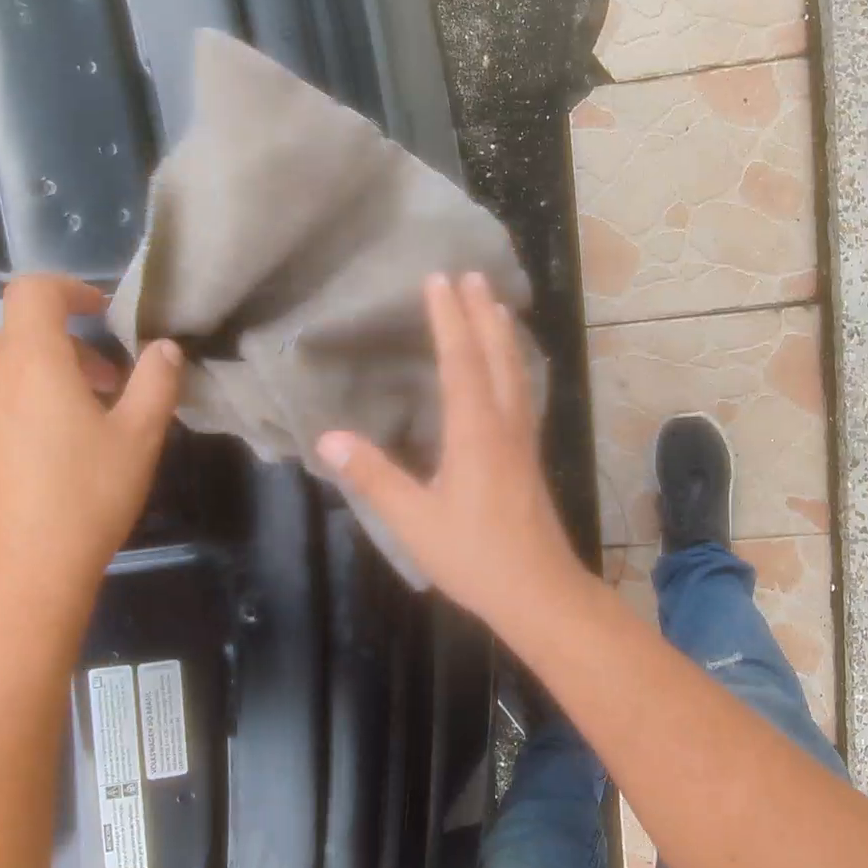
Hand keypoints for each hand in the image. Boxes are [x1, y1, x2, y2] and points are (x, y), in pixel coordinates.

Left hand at [0, 276, 182, 607]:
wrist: (12, 581)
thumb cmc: (84, 499)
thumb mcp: (139, 440)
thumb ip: (155, 383)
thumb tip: (164, 348)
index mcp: (30, 361)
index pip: (34, 291)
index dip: (69, 289)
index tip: (100, 311)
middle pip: (18, 339)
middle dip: (65, 350)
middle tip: (104, 389)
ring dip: (34, 388)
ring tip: (68, 435)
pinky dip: (4, 424)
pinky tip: (28, 473)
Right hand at [316, 273, 585, 633]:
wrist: (539, 592)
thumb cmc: (475, 556)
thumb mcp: (414, 521)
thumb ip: (374, 478)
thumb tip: (328, 439)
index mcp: (475, 432)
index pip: (460, 361)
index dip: (448, 319)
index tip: (438, 279)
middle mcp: (505, 426)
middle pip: (497, 357)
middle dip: (483, 313)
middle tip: (473, 275)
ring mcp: (524, 442)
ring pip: (517, 374)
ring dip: (505, 336)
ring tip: (498, 307)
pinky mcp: (530, 460)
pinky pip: (524, 396)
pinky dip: (516, 368)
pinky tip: (514, 374)